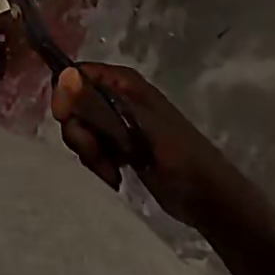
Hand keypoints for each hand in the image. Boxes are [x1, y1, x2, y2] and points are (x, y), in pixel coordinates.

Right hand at [53, 63, 248, 227]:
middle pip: (74, 104)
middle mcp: (117, 96)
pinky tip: (114, 177)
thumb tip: (64, 74)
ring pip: (81, 128)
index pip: (76, 74)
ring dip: (89, 152)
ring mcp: (118, 122)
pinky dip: (97, 163)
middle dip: (79, 132)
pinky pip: (92, 147)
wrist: (210, 200)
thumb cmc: (178, 156)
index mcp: (122, 81)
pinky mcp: (120, 146)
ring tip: (110, 170)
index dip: (65, 95)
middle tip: (95, 152)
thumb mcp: (135, 128)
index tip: (66, 119)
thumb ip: (97, 105)